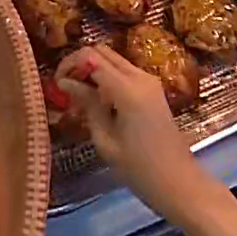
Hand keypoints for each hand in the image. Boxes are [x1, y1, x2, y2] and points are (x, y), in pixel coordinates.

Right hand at [55, 44, 222, 220]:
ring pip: (113, 59)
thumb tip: (66, 83)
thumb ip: (87, 104)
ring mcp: (149, 80)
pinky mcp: (152, 88)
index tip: (56, 82)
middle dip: (80, 62)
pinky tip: (97, 100)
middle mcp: (140, 76)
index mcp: (127, 89)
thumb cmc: (140, 170)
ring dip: (93, 68)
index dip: (70, 64)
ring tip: (78, 95)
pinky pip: (124, 71)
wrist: (180, 184)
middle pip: (102, 51)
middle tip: (65, 86)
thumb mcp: (106, 141)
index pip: (91, 57)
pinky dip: (106, 76)